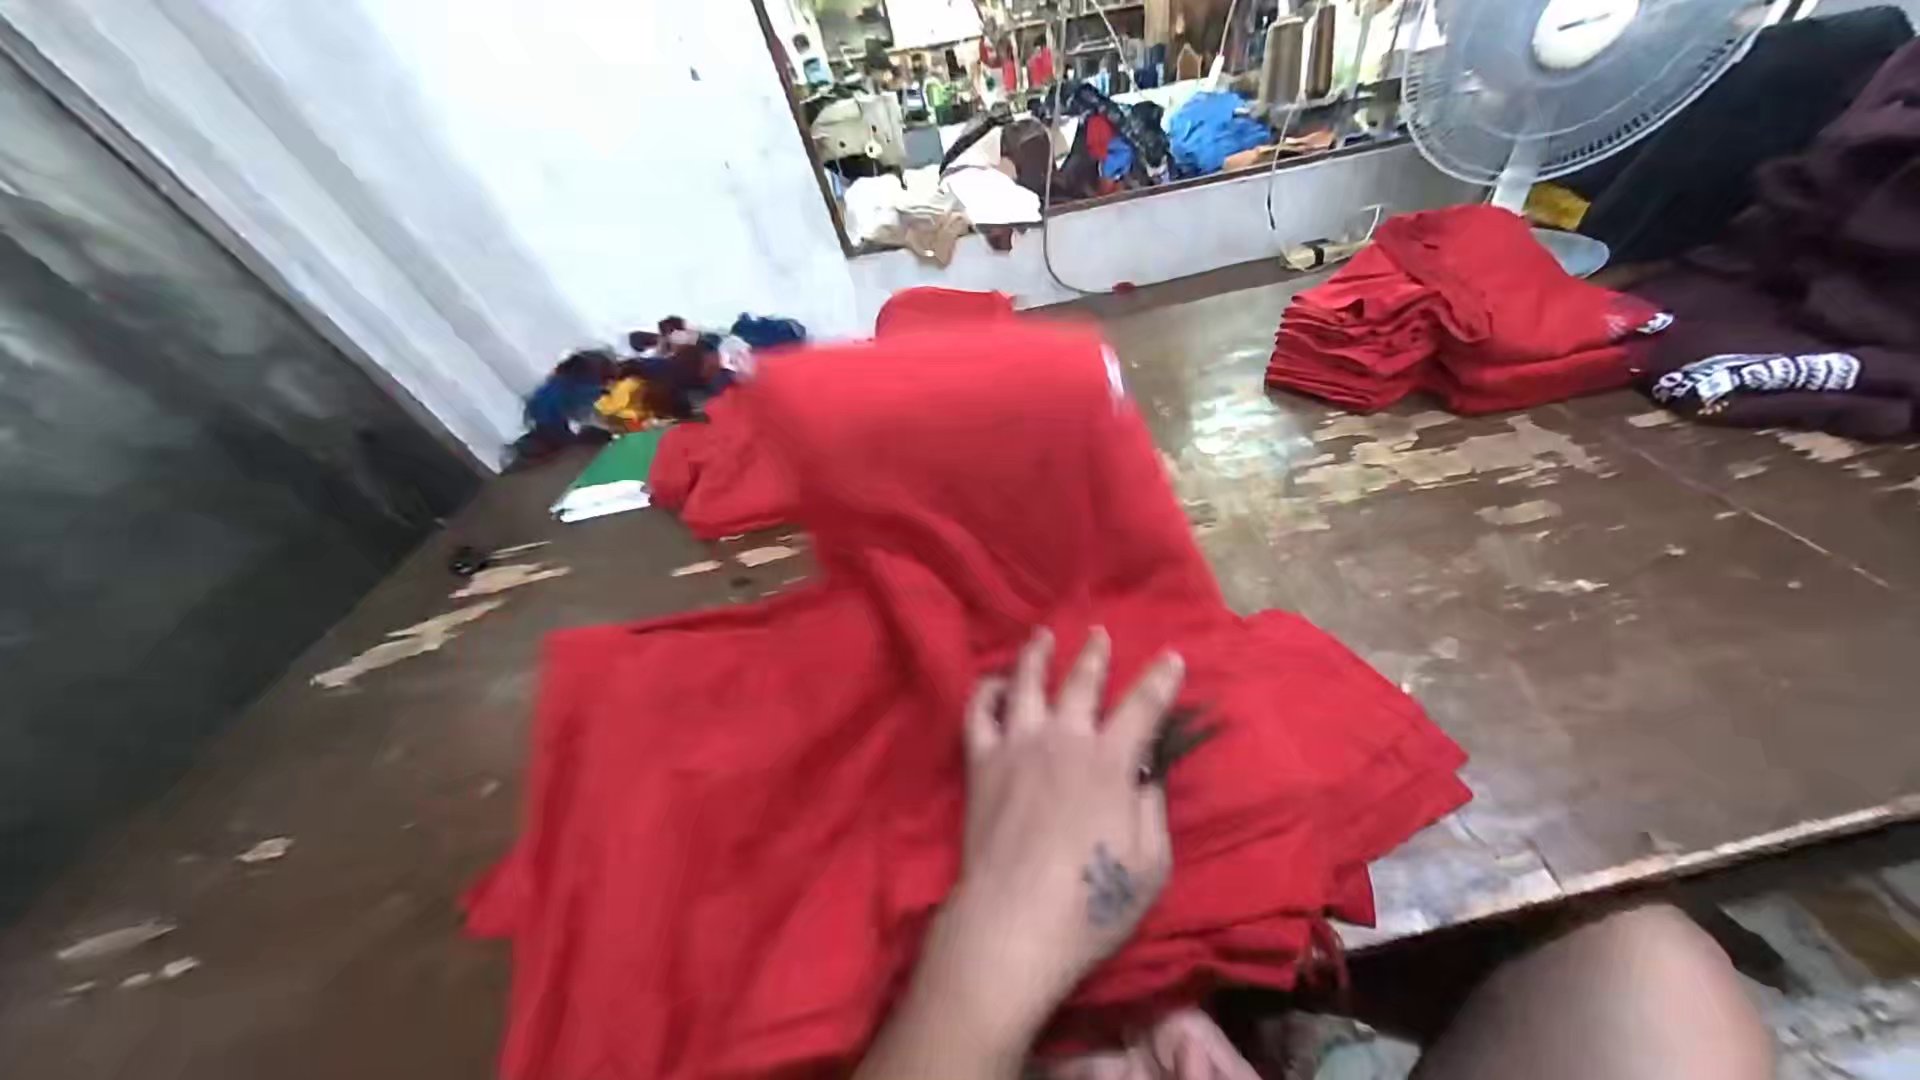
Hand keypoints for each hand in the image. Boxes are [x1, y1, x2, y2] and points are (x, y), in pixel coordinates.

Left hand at [916, 628, 1184, 1052]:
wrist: (1014, 919)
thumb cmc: (1090, 902)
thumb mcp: (1149, 863)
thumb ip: (1151, 806)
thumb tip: (1147, 768)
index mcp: (1109, 761)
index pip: (1143, 706)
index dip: (1161, 679)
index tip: (1171, 655)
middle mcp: (1063, 738)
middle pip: (1081, 681)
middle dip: (1095, 654)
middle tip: (1099, 632)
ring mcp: (1017, 744)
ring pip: (1026, 682)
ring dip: (1037, 654)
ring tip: (1042, 634)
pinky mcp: (981, 760)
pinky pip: (978, 713)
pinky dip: (986, 691)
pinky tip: (993, 682)